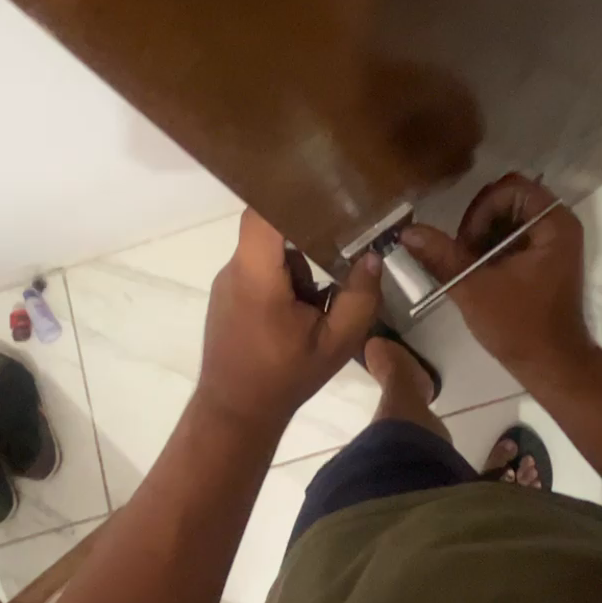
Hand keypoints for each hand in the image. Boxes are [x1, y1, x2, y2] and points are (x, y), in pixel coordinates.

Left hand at [197, 209, 383, 427]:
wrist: (235, 412)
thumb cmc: (284, 377)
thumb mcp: (336, 343)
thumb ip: (359, 298)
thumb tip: (373, 258)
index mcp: (257, 275)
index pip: (263, 212)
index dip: (289, 193)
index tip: (323, 189)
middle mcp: (236, 269)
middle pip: (269, 227)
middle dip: (306, 232)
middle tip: (342, 236)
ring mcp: (228, 282)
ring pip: (267, 250)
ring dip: (297, 262)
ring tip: (322, 294)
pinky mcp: (228, 295)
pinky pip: (259, 269)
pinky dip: (284, 278)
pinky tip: (303, 308)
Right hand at [400, 174, 597, 379]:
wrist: (551, 366)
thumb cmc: (519, 326)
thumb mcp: (473, 288)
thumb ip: (440, 255)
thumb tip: (406, 231)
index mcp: (554, 224)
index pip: (509, 189)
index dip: (481, 210)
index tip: (468, 244)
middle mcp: (559, 224)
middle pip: (507, 198)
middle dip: (478, 223)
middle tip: (464, 254)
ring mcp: (554, 241)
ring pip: (506, 217)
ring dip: (481, 235)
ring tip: (470, 266)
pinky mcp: (545, 257)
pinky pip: (512, 234)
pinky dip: (492, 246)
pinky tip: (480, 271)